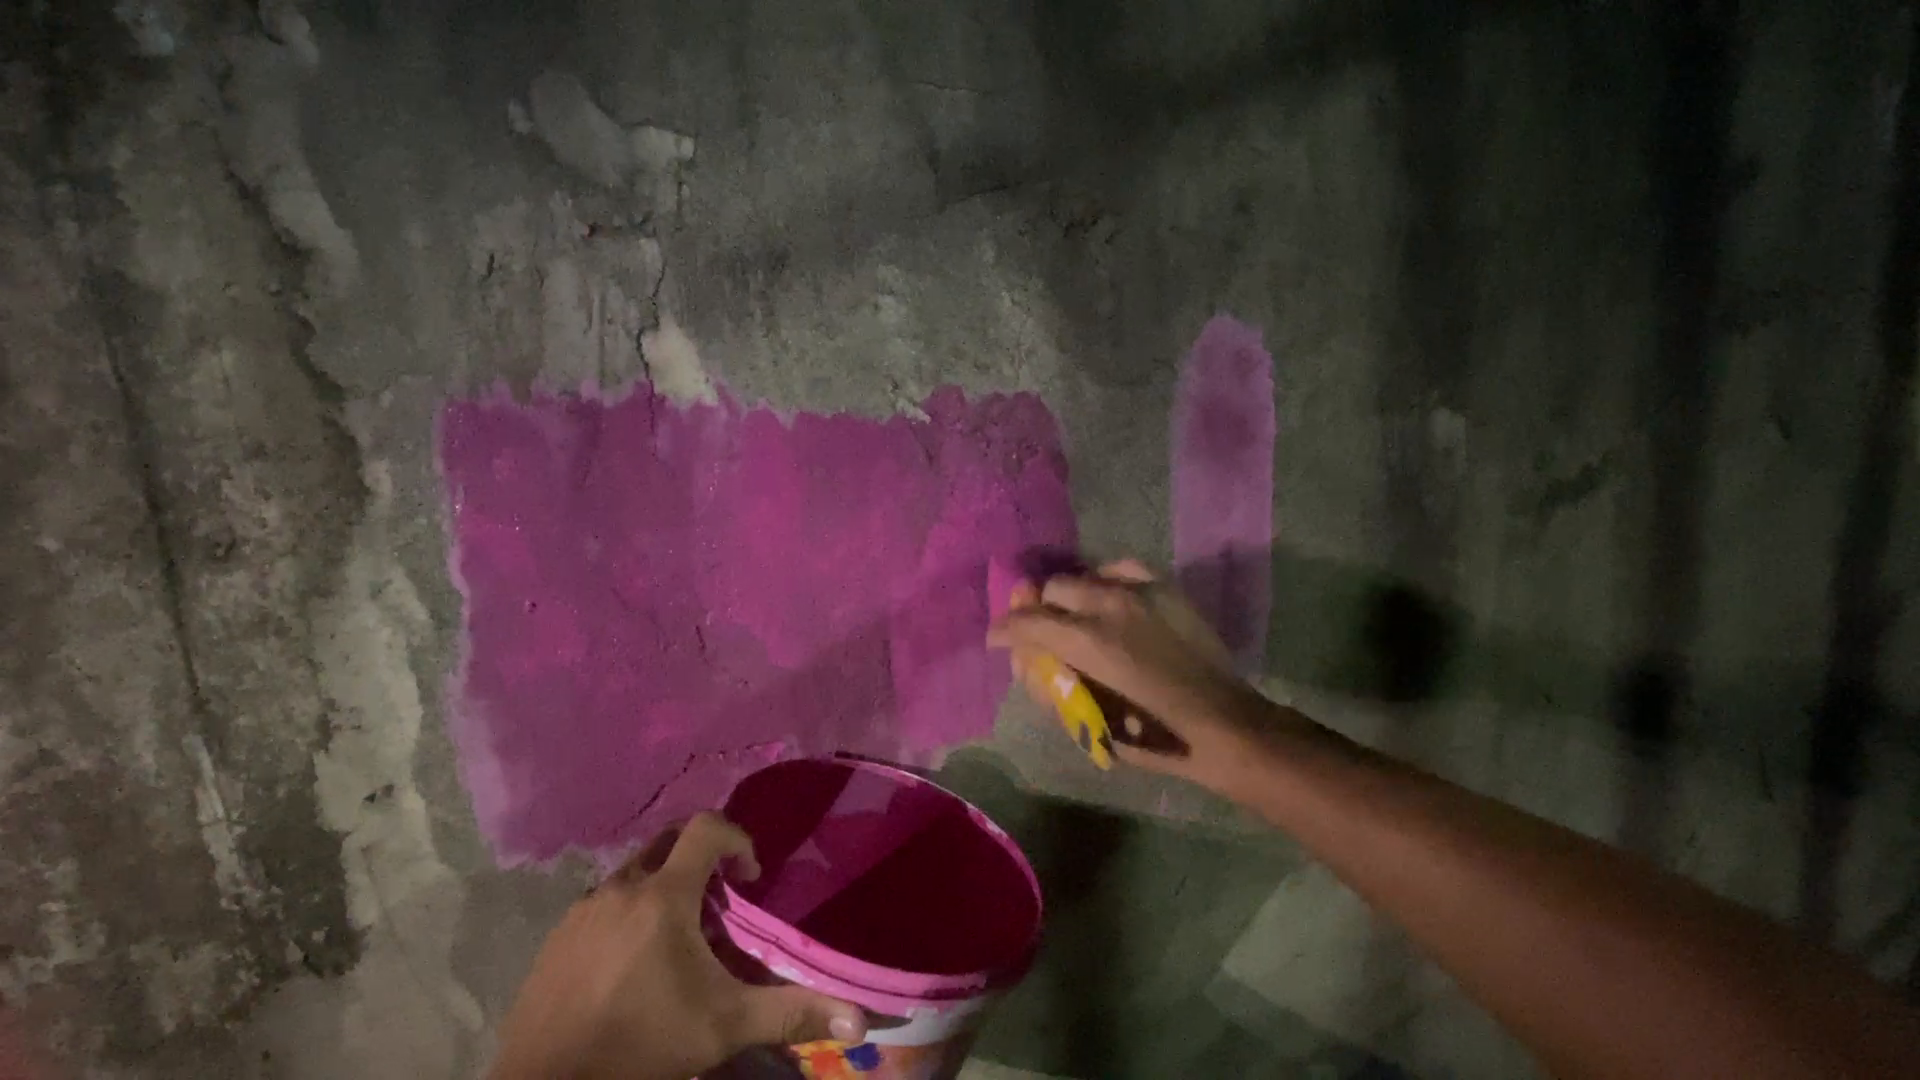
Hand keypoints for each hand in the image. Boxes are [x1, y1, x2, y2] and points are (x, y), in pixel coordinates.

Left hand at [491, 813, 866, 1079]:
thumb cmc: (640, 1047)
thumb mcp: (723, 1028)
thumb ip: (791, 1013)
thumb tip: (858, 1019)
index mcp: (663, 896)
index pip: (705, 828)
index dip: (736, 838)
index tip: (749, 877)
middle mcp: (620, 888)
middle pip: (668, 841)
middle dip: (700, 857)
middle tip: (720, 899)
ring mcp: (582, 911)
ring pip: (633, 872)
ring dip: (663, 885)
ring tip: (679, 936)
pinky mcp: (556, 938)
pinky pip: (603, 902)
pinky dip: (629, 911)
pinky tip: (633, 962)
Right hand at [989, 559, 1291, 791]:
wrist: (1222, 723)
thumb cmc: (1151, 736)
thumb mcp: (1088, 721)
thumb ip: (1051, 685)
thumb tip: (1027, 660)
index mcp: (1086, 641)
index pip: (1026, 621)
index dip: (1004, 630)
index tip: (998, 638)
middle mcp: (1107, 604)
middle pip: (1051, 590)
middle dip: (1040, 611)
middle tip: (1044, 633)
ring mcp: (1139, 590)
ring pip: (1084, 575)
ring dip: (1073, 598)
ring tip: (1080, 619)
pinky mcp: (1164, 587)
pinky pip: (1121, 568)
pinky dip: (1107, 582)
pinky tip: (1111, 601)